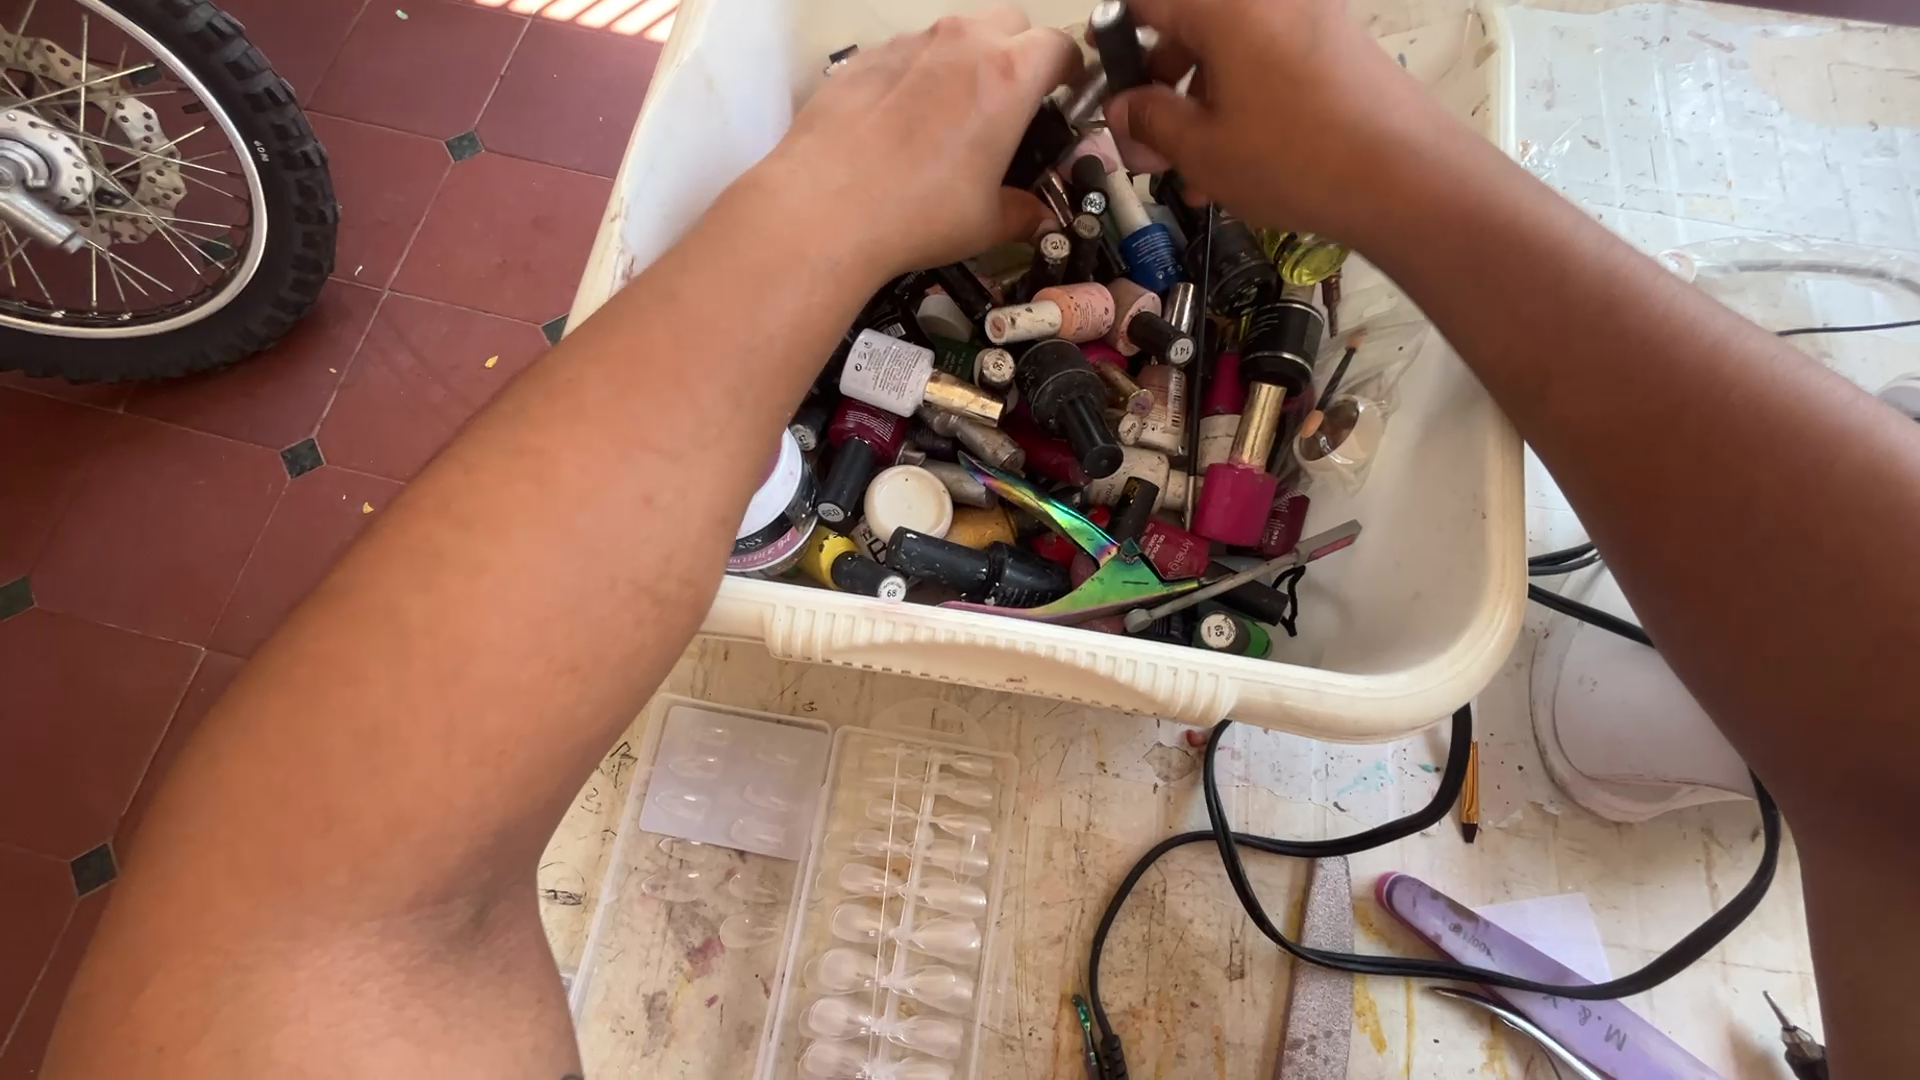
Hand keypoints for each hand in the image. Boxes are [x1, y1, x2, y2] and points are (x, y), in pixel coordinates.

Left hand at [756, 7, 1080, 279]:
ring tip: (954, 124)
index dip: (1070, 73)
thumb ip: (1023, 213)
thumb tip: (1038, 218)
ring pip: (956, 34)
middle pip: (1011, 23)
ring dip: (968, 65)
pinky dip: (919, 79)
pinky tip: (903, 130)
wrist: (826, 208)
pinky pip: (908, 54)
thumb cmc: (917, 214)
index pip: (1060, 47)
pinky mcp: (866, 58)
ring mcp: (909, 43)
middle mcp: (961, 44)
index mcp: (1007, 78)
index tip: (1065, 98)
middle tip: (1013, 110)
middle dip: (1022, 57)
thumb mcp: (986, 224)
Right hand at [1103, 0, 1468, 248]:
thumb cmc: (1287, 158)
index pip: (1150, 1)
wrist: (1401, 174)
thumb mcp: (1200, 148)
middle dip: (1161, 86)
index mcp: (1225, 7)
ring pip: (1230, 55)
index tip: (1105, 79)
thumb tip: (1121, 107)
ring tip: (1191, 173)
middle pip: (1192, 27)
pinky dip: (1239, 106)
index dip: (1117, 37)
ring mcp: (1308, 17)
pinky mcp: (1334, 46)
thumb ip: (1150, 120)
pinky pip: (1267, 67)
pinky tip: (1233, 165)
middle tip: (1148, 144)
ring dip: (1199, 108)